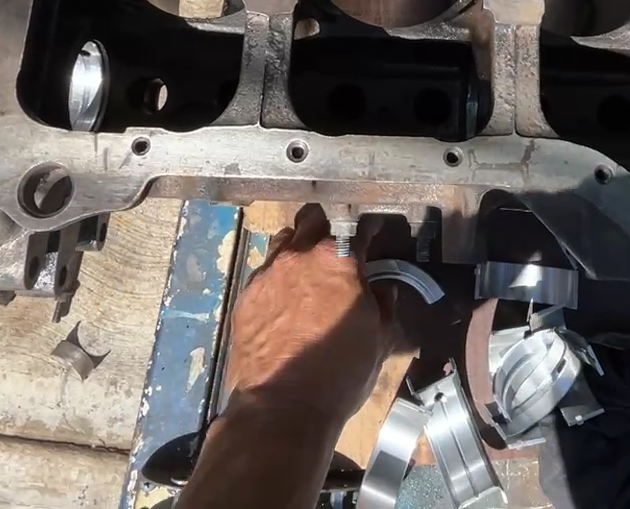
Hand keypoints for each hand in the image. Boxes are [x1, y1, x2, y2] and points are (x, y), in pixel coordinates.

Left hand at [222, 205, 392, 428]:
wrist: (280, 409)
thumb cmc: (339, 374)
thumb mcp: (378, 339)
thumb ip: (383, 304)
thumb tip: (382, 290)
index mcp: (339, 259)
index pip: (360, 228)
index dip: (369, 229)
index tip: (372, 234)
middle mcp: (301, 255)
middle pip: (314, 220)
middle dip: (327, 227)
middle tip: (335, 246)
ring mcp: (269, 272)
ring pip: (285, 239)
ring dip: (298, 246)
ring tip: (305, 266)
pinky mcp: (246, 294)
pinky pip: (264, 270)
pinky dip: (277, 276)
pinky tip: (283, 297)